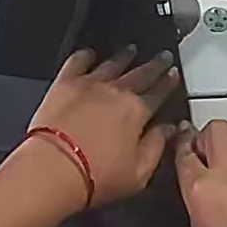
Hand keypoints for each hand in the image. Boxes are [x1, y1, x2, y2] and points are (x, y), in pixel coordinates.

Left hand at [25, 47, 181, 206]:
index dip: (168, 83)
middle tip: (162, 57)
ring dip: (124, 56)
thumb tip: (167, 131)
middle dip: (154, 64)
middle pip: (140, 73)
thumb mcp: (139, 172)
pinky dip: (85, 55)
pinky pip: (78, 61)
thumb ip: (157, 146)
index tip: (172, 75)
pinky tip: (89, 53)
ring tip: (130, 50)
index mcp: (136, 111)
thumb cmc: (93, 175)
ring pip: (112, 63)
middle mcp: (115, 92)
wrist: (54, 167)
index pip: (159, 92)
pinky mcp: (64, 83)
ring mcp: (89, 84)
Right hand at [177, 120, 226, 226]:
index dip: (178, 149)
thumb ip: (194, 204)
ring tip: (215, 183)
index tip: (175, 151)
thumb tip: (192, 189)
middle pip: (215, 130)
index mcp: (204, 189)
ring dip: (222, 157)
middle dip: (203, 137)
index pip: (184, 150)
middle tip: (194, 155)